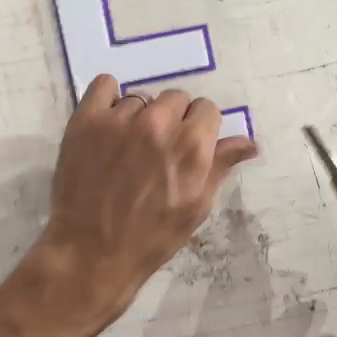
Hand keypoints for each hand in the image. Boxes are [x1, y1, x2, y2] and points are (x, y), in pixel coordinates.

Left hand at [35, 75, 258, 331]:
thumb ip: (220, 166)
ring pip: (140, 98)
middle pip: (175, 98)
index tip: (187, 145)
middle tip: (158, 148)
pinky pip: (104, 85)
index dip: (199, 127)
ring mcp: (120, 119)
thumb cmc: (152, 236)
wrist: (93, 252)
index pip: (206, 109)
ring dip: (139, 116)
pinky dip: (108, 98)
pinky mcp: (86, 120)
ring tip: (128, 146)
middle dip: (172, 118)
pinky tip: (108, 122)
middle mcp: (158, 124)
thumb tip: (250, 143)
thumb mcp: (197, 206)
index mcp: (191, 145)